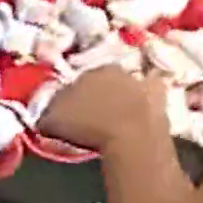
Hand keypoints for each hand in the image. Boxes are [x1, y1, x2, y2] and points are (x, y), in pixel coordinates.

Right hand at [36, 68, 168, 152]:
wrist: (131, 134)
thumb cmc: (88, 127)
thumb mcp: (52, 123)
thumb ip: (45, 115)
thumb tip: (43, 114)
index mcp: (84, 73)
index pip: (70, 85)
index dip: (66, 101)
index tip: (64, 116)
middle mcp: (111, 68)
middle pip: (97, 82)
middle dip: (92, 95)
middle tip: (87, 116)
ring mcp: (137, 78)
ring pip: (122, 85)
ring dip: (116, 96)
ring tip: (111, 116)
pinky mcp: (158, 91)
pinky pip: (148, 91)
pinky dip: (143, 98)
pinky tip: (138, 110)